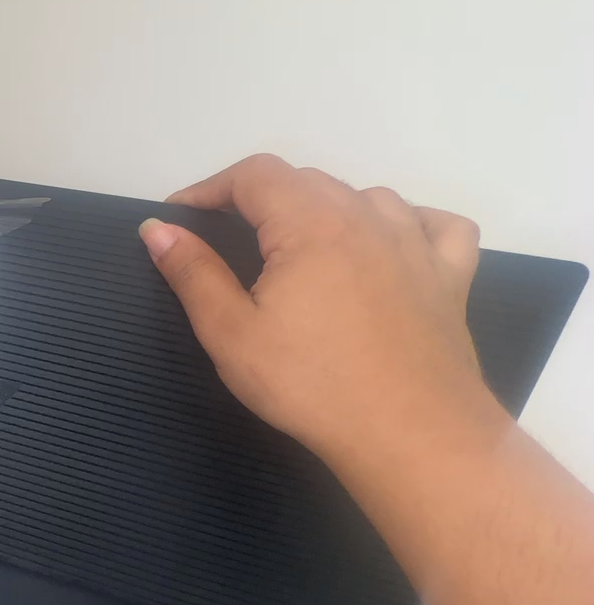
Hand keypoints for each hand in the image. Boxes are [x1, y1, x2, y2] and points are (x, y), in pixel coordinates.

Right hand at [138, 154, 507, 467]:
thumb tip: (156, 227)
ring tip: (284, 246)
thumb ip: (193, 271)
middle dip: (251, 199)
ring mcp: (418, 244)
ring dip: (314, 208)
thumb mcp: (227, 329)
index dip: (209, 188)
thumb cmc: (303, 380)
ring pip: (361, 196)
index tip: (176, 217)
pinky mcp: (449, 274)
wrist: (405, 429)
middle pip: (305, 181)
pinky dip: (394, 220)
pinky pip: (428, 222)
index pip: (256, 175)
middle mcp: (370, 219)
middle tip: (214, 239)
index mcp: (312, 227)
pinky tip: (373, 245)